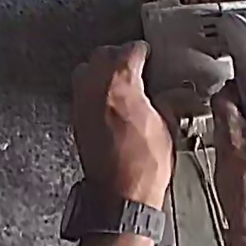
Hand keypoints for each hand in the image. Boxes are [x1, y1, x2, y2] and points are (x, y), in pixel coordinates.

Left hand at [71, 42, 172, 208]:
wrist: (121, 195)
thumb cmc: (143, 166)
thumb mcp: (167, 127)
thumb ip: (166, 102)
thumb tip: (168, 95)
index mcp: (122, 83)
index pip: (130, 50)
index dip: (143, 51)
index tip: (148, 54)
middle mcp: (97, 88)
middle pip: (103, 54)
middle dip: (119, 55)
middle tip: (134, 62)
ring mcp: (83, 103)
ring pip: (85, 69)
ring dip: (101, 69)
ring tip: (118, 78)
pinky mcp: (76, 119)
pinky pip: (81, 91)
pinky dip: (92, 88)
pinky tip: (107, 99)